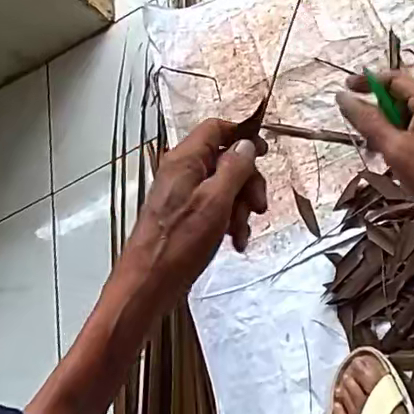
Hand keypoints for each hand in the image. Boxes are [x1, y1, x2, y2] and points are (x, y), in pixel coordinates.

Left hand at [117, 118, 268, 310]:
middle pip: (225, 160)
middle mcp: (182, 172)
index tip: (265, 154)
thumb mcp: (216, 202)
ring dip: (240, 206)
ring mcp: (183, 194)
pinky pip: (215, 208)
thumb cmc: (180, 242)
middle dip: (247, 182)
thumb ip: (234, 168)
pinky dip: (228, 221)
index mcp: (185, 160)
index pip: (216, 128)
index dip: (242, 136)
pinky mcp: (185, 216)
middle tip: (258, 206)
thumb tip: (246, 144)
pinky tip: (235, 242)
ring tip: (241, 232)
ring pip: (224, 186)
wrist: (148, 285)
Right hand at [336, 71, 413, 292]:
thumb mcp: (395, 149)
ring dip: (385, 130)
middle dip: (375, 111)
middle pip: (399, 99)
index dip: (368, 81)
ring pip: (405, 119)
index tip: (345, 89)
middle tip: (359, 130)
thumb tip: (343, 98)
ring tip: (374, 151)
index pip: (395, 80)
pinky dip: (397, 142)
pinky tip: (390, 162)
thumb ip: (368, 122)